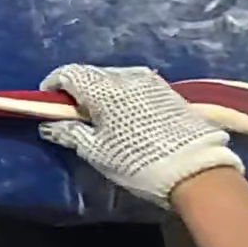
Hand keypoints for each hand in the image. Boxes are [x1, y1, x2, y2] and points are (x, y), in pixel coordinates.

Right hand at [38, 64, 242, 206]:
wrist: (199, 173)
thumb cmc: (137, 160)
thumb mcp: (94, 150)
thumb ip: (68, 132)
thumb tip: (48, 125)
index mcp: (103, 89)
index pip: (68, 73)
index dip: (52, 85)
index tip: (47, 103)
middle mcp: (127, 78)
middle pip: (90, 73)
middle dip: (75, 88)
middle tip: (71, 112)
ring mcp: (152, 83)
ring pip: (113, 77)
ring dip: (99, 90)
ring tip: (98, 113)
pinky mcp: (170, 92)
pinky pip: (134, 84)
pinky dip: (121, 94)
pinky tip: (123, 114)